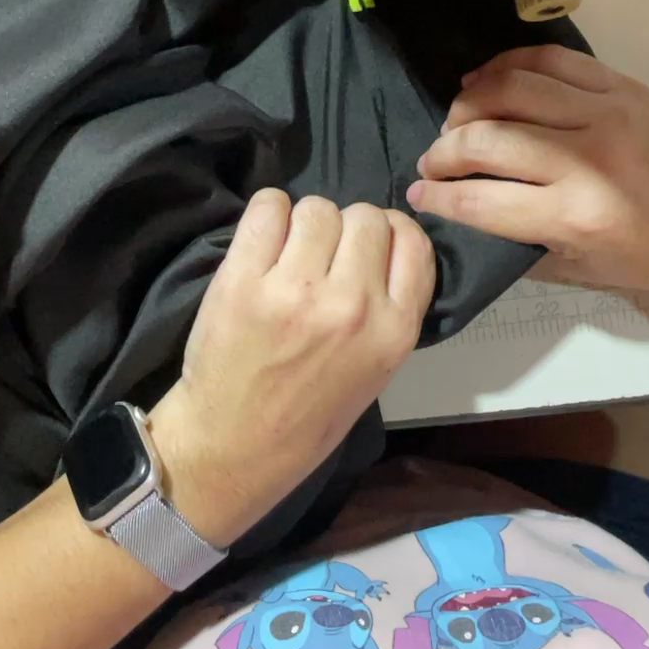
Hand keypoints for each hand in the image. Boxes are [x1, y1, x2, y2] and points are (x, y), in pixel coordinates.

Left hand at [151, 190, 434, 544]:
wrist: (236, 443)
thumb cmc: (309, 412)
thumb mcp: (378, 368)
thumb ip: (390, 305)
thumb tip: (384, 241)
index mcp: (394, 329)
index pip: (412, 240)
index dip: (390, 233)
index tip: (368, 245)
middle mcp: (352, 304)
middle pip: (364, 216)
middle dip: (346, 228)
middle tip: (323, 255)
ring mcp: (296, 289)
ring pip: (317, 208)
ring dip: (305, 222)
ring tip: (290, 254)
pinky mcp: (244, 279)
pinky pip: (269, 206)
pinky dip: (269, 212)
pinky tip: (264, 239)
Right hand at [406, 45, 648, 301]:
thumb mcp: (587, 270)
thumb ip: (523, 242)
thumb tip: (470, 213)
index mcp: (574, 217)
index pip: (479, 200)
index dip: (435, 197)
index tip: (416, 195)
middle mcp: (585, 160)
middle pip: (485, 140)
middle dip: (442, 152)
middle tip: (431, 162)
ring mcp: (606, 113)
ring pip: (511, 89)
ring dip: (468, 104)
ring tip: (455, 120)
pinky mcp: (624, 87)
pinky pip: (552, 60)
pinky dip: (509, 65)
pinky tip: (488, 79)